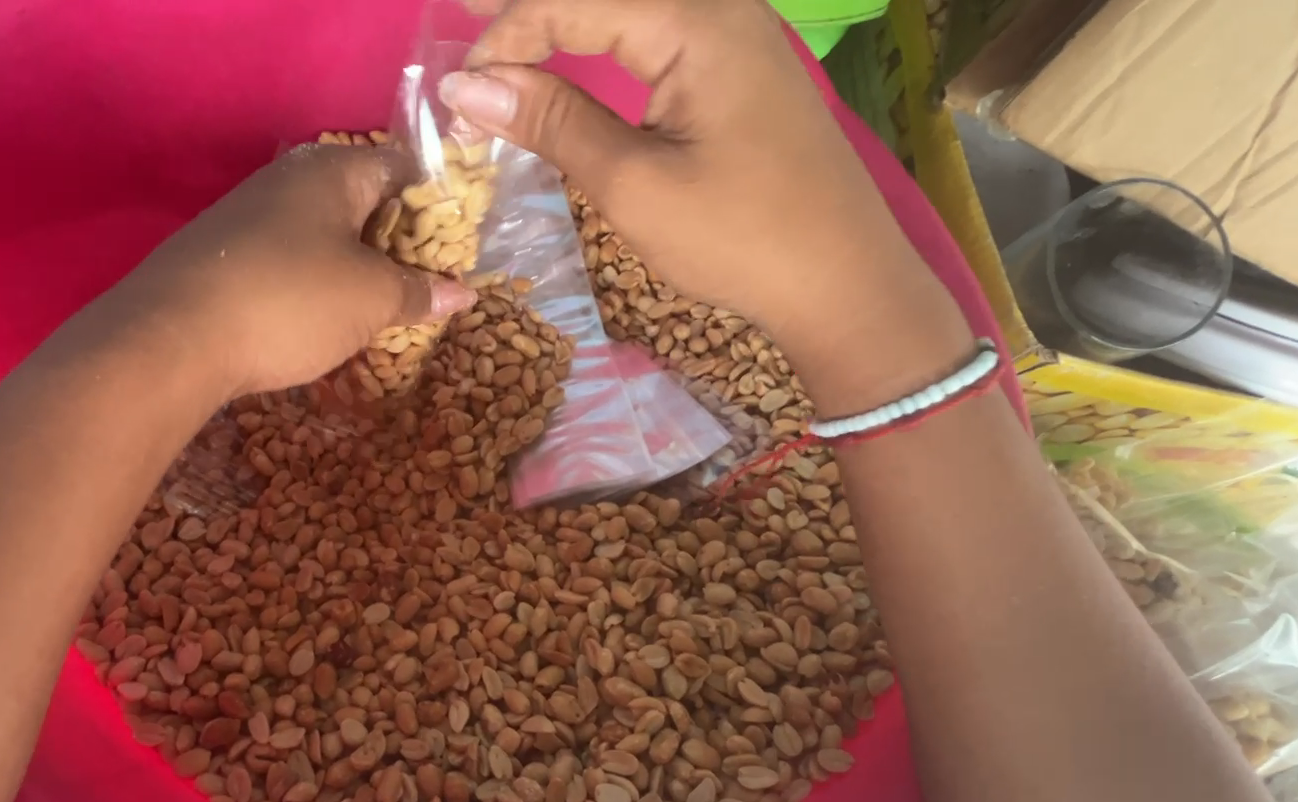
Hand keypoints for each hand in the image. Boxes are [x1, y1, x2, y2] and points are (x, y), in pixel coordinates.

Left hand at [100, 144, 476, 399]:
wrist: (176, 338)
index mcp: (334, 172)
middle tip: (430, 287)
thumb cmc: (291, 302)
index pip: (404, 167)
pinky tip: (330, 323)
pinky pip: (293, 264)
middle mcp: (292, 181)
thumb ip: (419, 293)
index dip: (438, 203)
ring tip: (387, 312)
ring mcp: (253, 218)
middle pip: (364, 204)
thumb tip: (464, 293)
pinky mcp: (229, 258)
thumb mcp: (370, 300)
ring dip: (358, 272)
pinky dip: (320, 288)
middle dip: (399, 245)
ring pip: (326, 238)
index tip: (460, 245)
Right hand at [441, 0, 972, 414]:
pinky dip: (607, 35)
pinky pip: (661, 27)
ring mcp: (737, 31)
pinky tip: (577, 48)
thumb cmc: (737, 239)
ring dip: (568, 15)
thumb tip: (469, 85)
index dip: (507, 30)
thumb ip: (554, 123)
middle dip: (532, 2)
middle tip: (462, 9)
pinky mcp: (740, 66)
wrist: (839, 279)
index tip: (458, 88)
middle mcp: (720, 4)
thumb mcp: (634, 186)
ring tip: (509, 30)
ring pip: (634, 5)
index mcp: (696, 21)